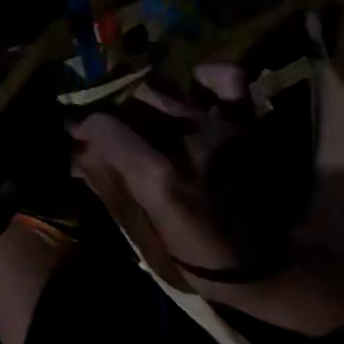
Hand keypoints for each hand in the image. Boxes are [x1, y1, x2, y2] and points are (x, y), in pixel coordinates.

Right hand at [72, 68, 343, 333]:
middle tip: (110, 130)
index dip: (85, 127)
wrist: (264, 266)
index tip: (78, 133)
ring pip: (169, 90)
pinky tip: (195, 85)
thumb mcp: (146, 232)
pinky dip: (208, 76)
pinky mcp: (247, 124)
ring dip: (148, 100)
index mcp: (162, 178)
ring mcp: (221, 128)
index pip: (105, 128)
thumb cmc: (199, 258)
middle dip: (114, 114)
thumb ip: (114, 189)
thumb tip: (81, 155)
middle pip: (134, 103)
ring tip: (146, 114)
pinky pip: (228, 80)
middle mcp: (189, 142)